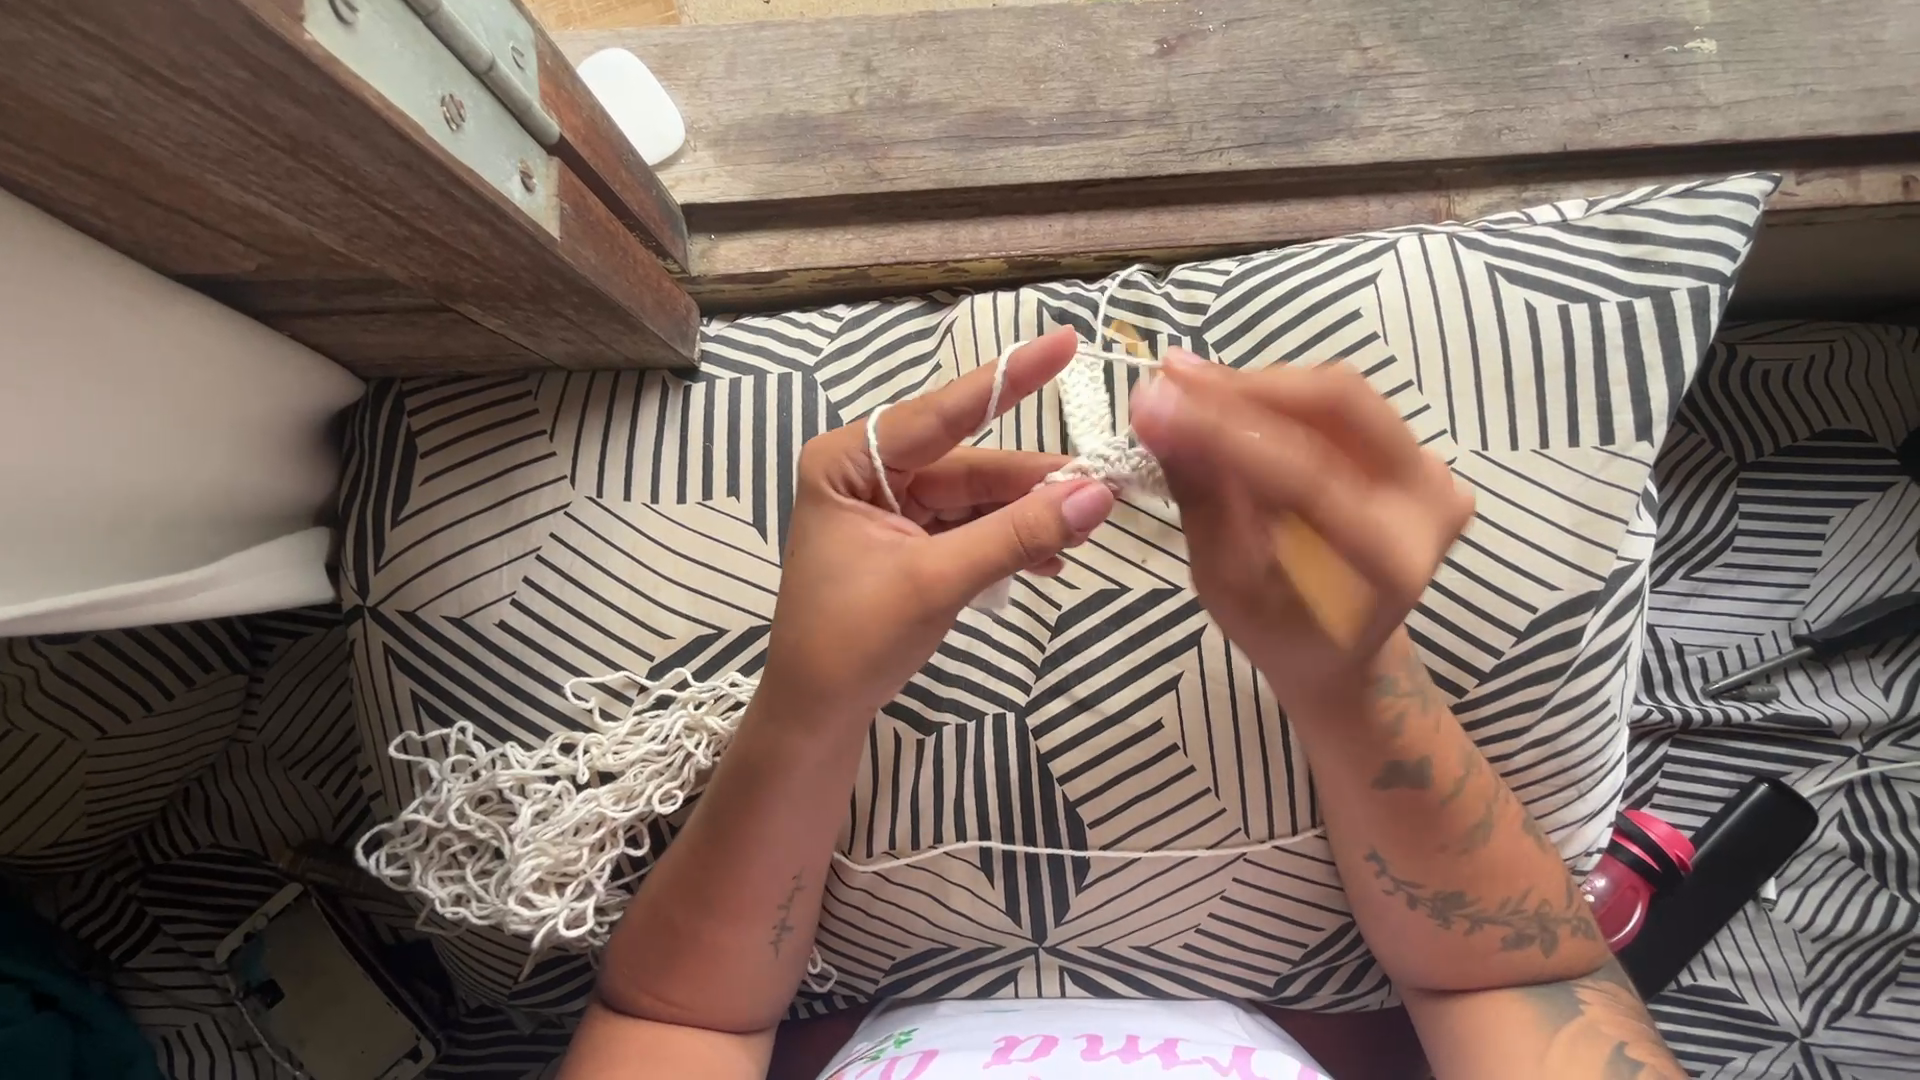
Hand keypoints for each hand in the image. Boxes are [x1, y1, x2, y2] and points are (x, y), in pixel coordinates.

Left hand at [762, 329, 1115, 719]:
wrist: (818, 713)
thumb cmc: (853, 642)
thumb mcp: (937, 581)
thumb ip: (1016, 535)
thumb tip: (1096, 495)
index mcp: (849, 462)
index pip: (942, 412)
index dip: (1008, 380)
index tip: (1064, 343)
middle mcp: (868, 473)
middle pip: (968, 464)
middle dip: (1033, 483)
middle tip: (1103, 486)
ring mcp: (889, 509)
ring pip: (975, 499)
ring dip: (1027, 518)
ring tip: (1084, 532)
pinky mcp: (907, 543)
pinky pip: (968, 529)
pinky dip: (1007, 544)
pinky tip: (1049, 561)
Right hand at [1130, 350, 1473, 706]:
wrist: (1345, 652)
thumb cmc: (1278, 634)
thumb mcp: (1224, 585)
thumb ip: (1203, 500)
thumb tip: (1158, 420)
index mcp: (1387, 560)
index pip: (1303, 472)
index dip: (1222, 429)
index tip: (1152, 399)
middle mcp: (1428, 504)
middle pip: (1336, 405)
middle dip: (1244, 387)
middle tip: (1171, 378)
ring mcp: (1432, 474)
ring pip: (1337, 394)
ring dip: (1255, 386)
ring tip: (1186, 387)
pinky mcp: (1418, 456)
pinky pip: (1341, 407)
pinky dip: (1276, 398)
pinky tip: (1226, 402)